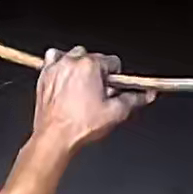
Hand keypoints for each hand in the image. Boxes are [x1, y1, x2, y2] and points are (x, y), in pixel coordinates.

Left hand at [33, 47, 153, 152]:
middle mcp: (72, 62)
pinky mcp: (45, 75)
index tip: (111, 89)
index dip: (116, 78)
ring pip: (74, 56)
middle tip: (97, 92)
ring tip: (82, 86)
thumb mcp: (115, 112)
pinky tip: (65, 78)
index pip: (113, 62)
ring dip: (80, 67)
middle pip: (94, 58)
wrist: (54, 138)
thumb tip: (147, 95)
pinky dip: (60, 65)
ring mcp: (56, 67)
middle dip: (98, 73)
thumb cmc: (79, 126)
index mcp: (90, 66)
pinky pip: (53, 59)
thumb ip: (134, 99)